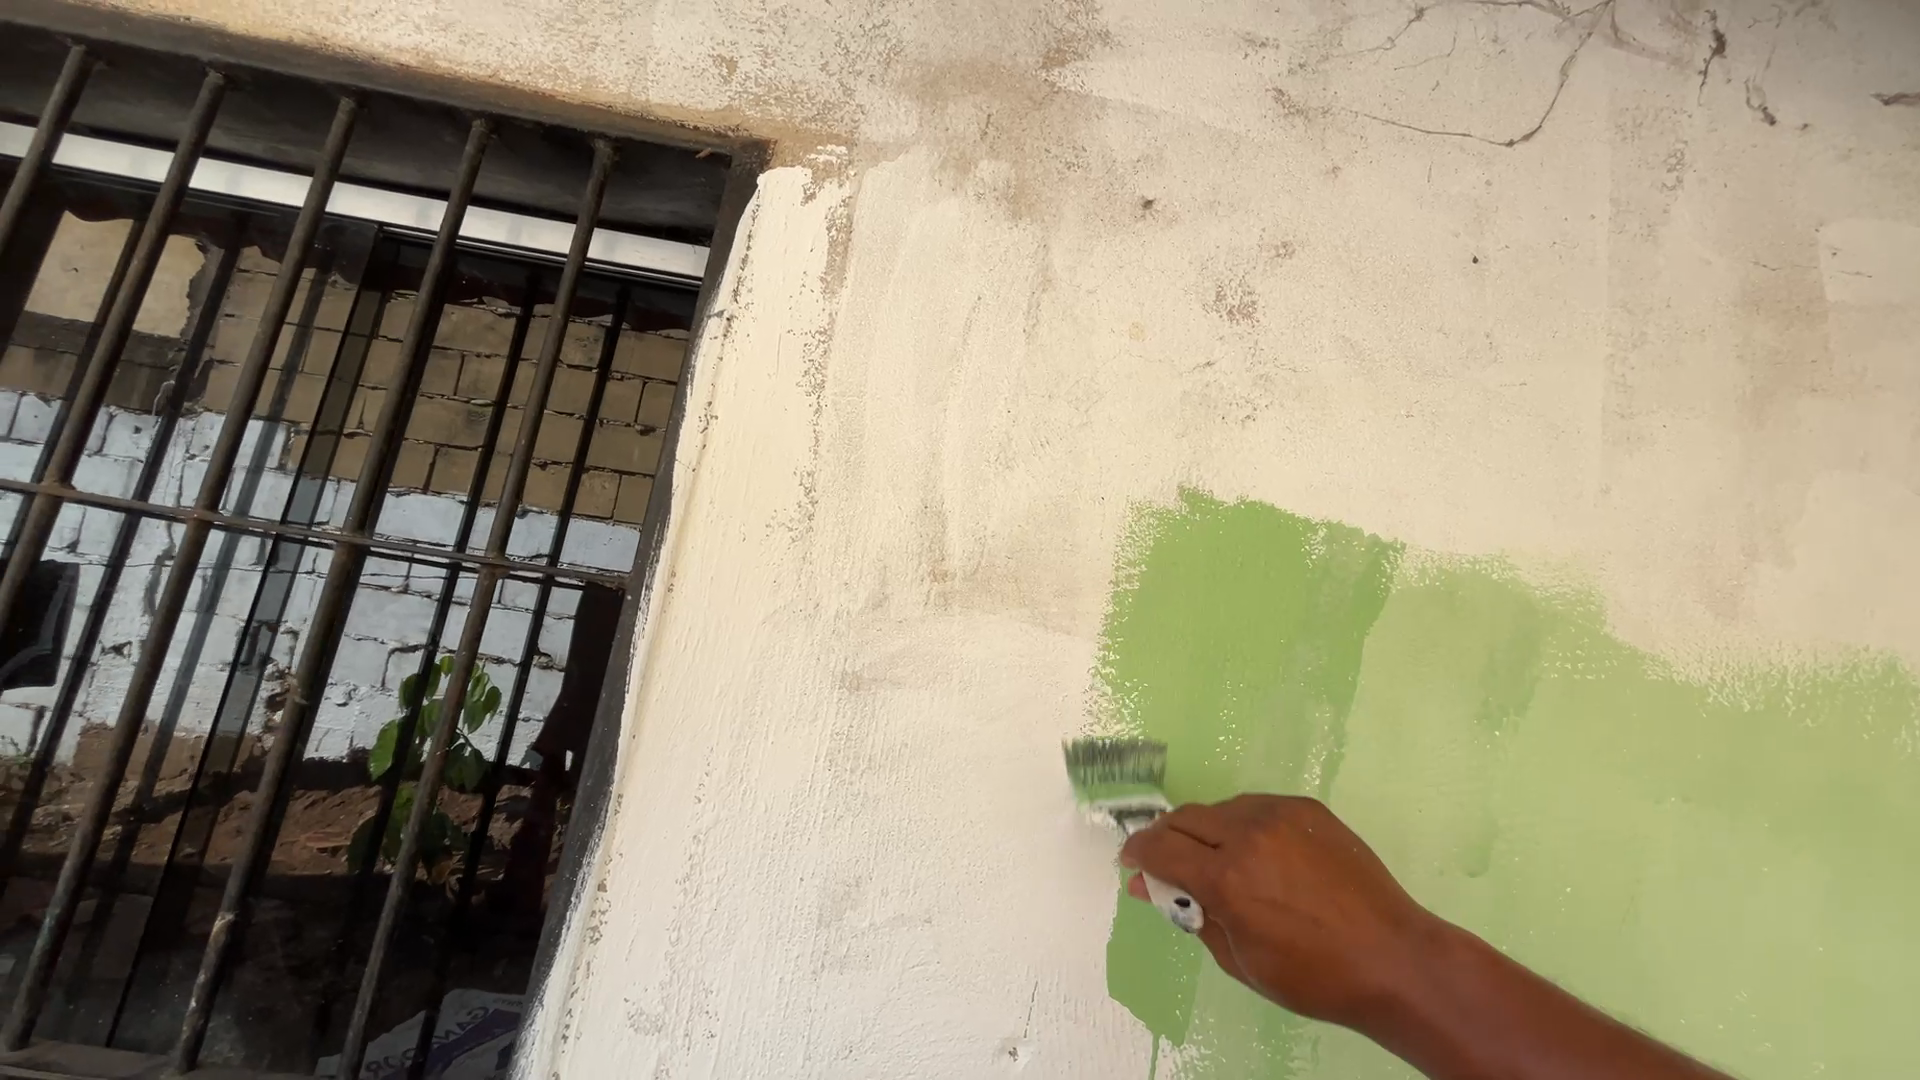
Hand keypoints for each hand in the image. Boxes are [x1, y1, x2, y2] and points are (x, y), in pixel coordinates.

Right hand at [1119, 794, 1439, 1028]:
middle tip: (1169, 864)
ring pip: (1219, 809)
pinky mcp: (1305, 808)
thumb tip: (1149, 887)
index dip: (1137, 854)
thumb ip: (1190, 915)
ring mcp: (1278, 815)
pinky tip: (1259, 853)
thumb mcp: (1239, 959)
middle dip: (1166, 840)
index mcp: (1227, 879)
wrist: (1396, 961)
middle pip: (1183, 819)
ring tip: (1220, 860)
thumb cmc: (1314, 977)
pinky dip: (1242, 825)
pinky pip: (1255, 807)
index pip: (1159, 849)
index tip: (1130, 863)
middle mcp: (1247, 834)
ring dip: (1206, 831)